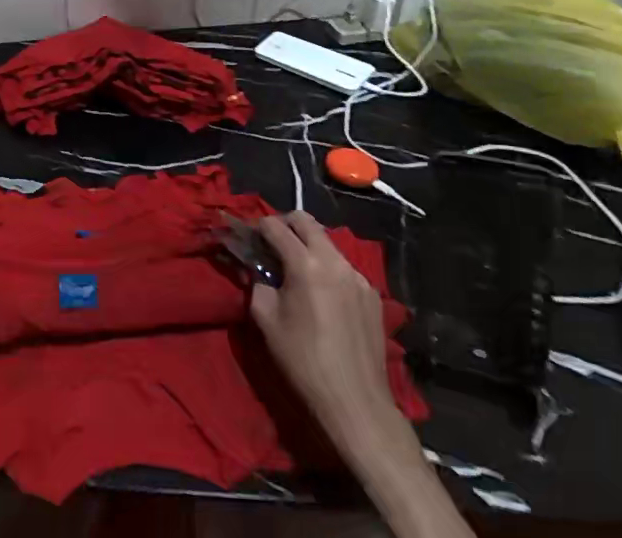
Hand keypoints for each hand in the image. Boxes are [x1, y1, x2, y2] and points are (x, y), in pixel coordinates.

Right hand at [249, 212, 397, 437]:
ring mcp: (358, 276)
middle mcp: (336, 261)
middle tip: (271, 244)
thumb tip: (257, 270)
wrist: (354, 400)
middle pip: (306, 222)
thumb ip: (257, 284)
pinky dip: (327, 269)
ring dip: (308, 247)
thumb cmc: (302, 360)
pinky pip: (344, 268)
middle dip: (285, 225)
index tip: (248, 237)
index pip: (276, 227)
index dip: (258, 227)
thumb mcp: (266, 320)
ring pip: (328, 244)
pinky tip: (322, 296)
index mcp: (306, 265)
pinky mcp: (372, 294)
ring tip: (297, 273)